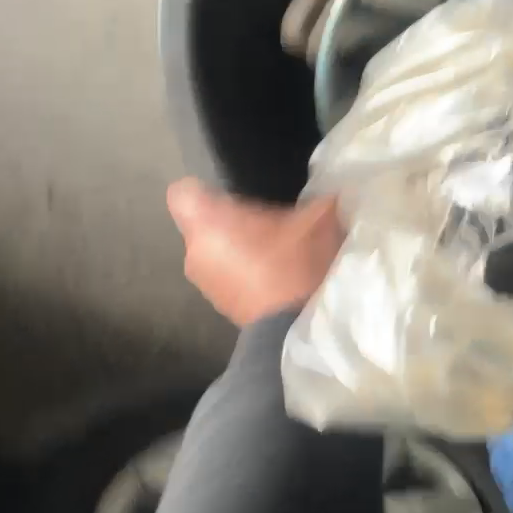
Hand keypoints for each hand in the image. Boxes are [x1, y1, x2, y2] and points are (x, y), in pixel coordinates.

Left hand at [165, 178, 343, 325]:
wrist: (293, 322)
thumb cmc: (297, 264)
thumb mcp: (320, 223)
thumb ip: (317, 202)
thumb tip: (328, 193)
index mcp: (211, 223)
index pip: (184, 192)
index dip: (206, 190)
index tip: (234, 196)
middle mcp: (193, 248)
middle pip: (207, 223)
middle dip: (235, 222)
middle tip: (273, 227)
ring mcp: (200, 277)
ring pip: (215, 249)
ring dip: (239, 248)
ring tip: (277, 254)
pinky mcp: (213, 299)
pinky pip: (224, 272)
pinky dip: (244, 270)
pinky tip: (275, 276)